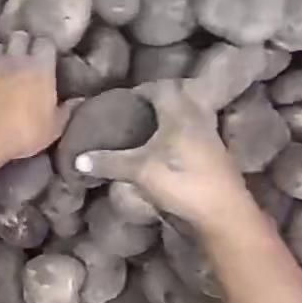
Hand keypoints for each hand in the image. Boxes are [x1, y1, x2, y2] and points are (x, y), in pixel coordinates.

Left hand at [0, 31, 71, 162]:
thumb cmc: (24, 132)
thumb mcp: (53, 128)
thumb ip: (66, 112)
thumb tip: (78, 101)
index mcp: (40, 67)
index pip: (45, 43)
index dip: (46, 47)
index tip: (48, 56)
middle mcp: (15, 60)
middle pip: (19, 36)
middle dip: (24, 42)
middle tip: (26, 56)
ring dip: (3, 53)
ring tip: (6, 66)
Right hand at [73, 80, 254, 229]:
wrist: (224, 214)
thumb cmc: (182, 184)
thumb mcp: (140, 173)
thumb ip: (109, 163)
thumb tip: (77, 160)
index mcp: (180, 115)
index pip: (162, 88)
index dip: (143, 89)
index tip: (127, 99)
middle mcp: (199, 119)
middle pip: (183, 94)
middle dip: (163, 95)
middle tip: (142, 106)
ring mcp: (211, 136)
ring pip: (194, 111)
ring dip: (177, 112)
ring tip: (157, 124)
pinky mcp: (218, 154)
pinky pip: (199, 129)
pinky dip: (185, 129)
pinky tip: (173, 147)